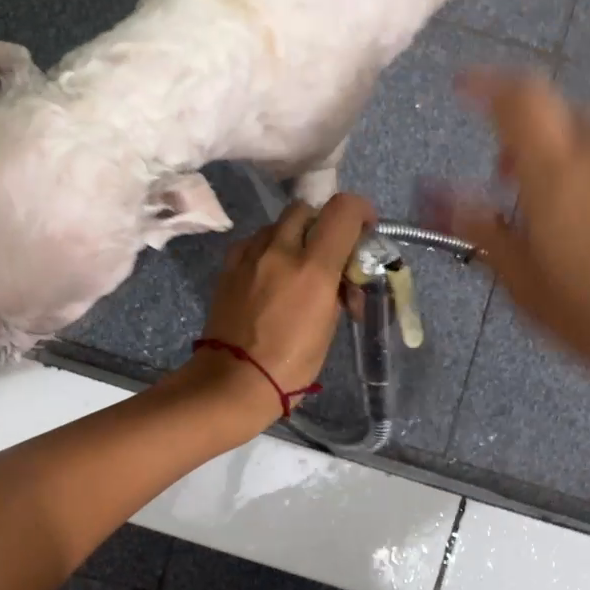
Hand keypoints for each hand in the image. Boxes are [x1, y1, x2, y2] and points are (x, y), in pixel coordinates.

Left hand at [180, 194, 377, 416]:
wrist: (234, 380)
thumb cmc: (291, 363)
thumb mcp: (328, 326)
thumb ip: (336, 289)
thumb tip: (339, 278)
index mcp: (313, 267)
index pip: (342, 210)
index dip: (359, 212)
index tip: (363, 232)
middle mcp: (279, 251)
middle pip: (305, 209)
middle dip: (321, 224)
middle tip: (327, 253)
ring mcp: (248, 257)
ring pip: (275, 225)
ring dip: (291, 237)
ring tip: (295, 268)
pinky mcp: (227, 268)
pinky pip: (251, 243)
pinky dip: (265, 250)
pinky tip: (267, 275)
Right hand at [447, 68, 589, 409]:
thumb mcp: (531, 291)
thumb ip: (486, 233)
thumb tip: (444, 194)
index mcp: (561, 169)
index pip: (518, 100)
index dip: (485, 86)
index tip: (462, 88)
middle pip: (565, 124)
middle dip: (535, 151)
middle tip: (521, 198)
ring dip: (584, 171)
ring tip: (582, 230)